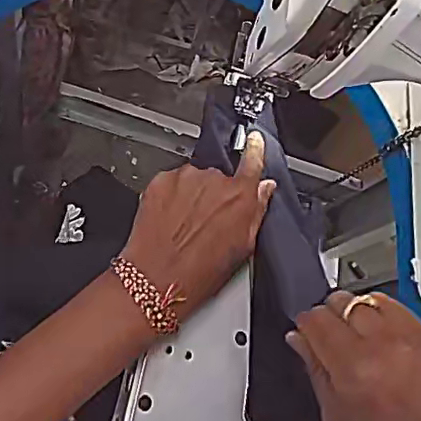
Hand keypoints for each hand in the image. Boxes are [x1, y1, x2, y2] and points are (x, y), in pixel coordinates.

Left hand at [120, 131, 274, 324]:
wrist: (156, 280)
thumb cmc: (200, 272)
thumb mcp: (242, 247)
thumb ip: (256, 211)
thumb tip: (264, 190)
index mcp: (239, 195)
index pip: (253, 160)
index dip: (255, 149)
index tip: (254, 140)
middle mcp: (213, 180)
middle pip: (219, 178)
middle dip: (214, 195)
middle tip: (206, 223)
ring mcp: (185, 178)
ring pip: (194, 180)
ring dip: (192, 195)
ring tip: (185, 226)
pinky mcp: (160, 181)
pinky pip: (172, 183)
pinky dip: (171, 197)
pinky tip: (170, 221)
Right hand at [287, 292, 420, 420]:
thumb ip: (319, 379)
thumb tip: (305, 346)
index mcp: (359, 371)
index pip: (318, 318)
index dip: (308, 326)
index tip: (310, 332)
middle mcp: (396, 348)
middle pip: (351, 302)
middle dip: (339, 319)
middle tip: (339, 341)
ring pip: (387, 304)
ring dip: (374, 320)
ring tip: (376, 352)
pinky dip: (410, 337)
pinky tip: (410, 368)